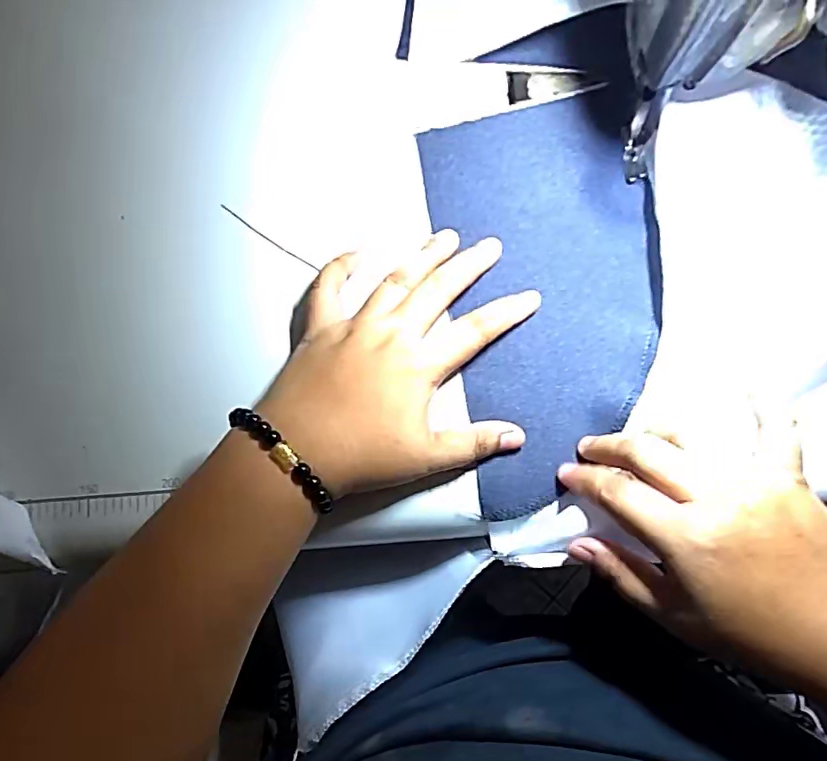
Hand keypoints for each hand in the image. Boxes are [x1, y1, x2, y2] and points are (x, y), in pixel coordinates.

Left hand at [256, 231, 539, 496]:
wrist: (297, 453)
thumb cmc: (361, 457)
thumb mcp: (426, 457)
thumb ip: (474, 444)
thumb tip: (516, 437)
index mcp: (419, 366)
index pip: (474, 331)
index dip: (506, 313)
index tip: (529, 297)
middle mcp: (390, 335)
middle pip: (437, 290)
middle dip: (468, 266)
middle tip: (489, 247)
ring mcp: (353, 327)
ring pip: (393, 279)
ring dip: (421, 256)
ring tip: (443, 238)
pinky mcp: (319, 329)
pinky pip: (330, 287)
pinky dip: (343, 265)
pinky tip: (358, 252)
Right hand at [558, 416, 826, 702]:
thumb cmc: (752, 635)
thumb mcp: (674, 616)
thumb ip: (622, 574)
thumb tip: (580, 545)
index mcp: (685, 538)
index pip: (619, 492)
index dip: (586, 480)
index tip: (569, 475)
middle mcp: (718, 498)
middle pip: (648, 451)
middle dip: (609, 446)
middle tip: (590, 449)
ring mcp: (756, 481)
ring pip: (695, 434)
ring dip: (659, 429)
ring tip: (642, 438)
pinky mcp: (790, 477)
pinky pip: (775, 430)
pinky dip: (761, 408)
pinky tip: (748, 394)